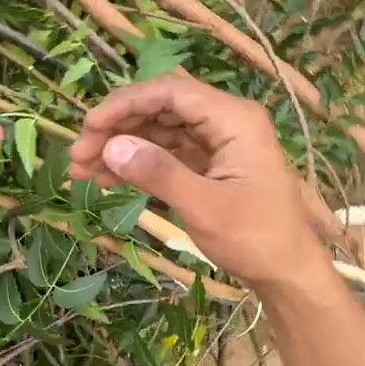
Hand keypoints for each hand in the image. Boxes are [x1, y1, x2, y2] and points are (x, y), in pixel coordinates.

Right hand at [69, 75, 321, 289]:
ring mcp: (218, 145)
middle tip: (77, 156)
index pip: (170, 92)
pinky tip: (108, 179)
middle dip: (117, 129)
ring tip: (82, 171)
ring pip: (159, 133)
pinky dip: (138, 165)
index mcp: (233, 120)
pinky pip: (168, 155)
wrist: (287, 273)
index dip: (125, 104)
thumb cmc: (254, 238)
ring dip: (122, 148)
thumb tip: (111, 147)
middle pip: (161, 110)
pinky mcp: (211, 167)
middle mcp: (226, 123)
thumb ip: (158, 173)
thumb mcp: (203, 206)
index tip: (88, 126)